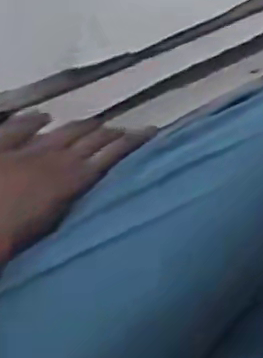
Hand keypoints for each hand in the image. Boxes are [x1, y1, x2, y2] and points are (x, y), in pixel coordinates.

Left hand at [0, 112, 151, 262]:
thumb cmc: (8, 239)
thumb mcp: (52, 223)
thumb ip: (76, 196)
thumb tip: (98, 179)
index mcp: (77, 177)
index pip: (119, 148)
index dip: (138, 137)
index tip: (152, 131)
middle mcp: (60, 157)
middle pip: (95, 135)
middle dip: (109, 132)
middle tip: (117, 133)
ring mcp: (25, 152)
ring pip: (65, 129)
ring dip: (80, 126)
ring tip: (88, 125)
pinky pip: (17, 128)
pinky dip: (33, 121)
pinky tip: (42, 118)